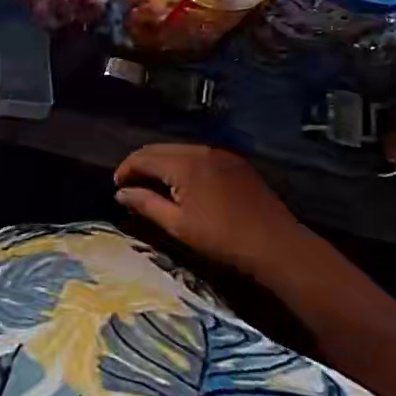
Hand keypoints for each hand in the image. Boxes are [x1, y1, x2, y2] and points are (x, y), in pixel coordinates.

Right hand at [115, 143, 311, 275]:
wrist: (278, 246)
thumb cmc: (223, 239)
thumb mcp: (178, 225)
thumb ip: (146, 204)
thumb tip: (120, 193)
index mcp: (184, 163)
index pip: (143, 157)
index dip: (125, 169)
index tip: (117, 186)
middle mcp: (201, 150)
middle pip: (159, 149)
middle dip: (141, 163)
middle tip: (130, 185)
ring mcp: (221, 154)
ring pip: (179, 150)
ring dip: (162, 163)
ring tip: (154, 184)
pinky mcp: (236, 163)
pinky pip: (199, 155)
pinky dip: (183, 164)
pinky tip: (184, 183)